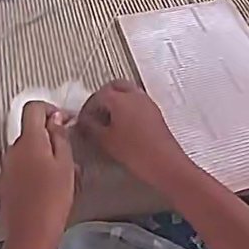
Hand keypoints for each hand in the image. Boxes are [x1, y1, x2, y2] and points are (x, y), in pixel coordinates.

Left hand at [1, 100, 75, 240]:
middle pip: (31, 130)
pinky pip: (22, 165)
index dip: (50, 109)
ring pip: (28, 149)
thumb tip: (55, 119)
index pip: (33, 108)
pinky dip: (36, 167)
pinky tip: (50, 185)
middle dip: (50, 135)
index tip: (65, 121)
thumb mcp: (66, 164)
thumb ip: (60, 137)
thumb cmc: (53, 198)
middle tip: (69, 151)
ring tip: (63, 173)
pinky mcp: (6, 182)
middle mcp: (13, 149)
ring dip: (44, 153)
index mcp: (29, 141)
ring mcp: (7, 166)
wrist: (32, 232)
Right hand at [76, 80, 198, 191]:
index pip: (98, 95)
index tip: (84, 119)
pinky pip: (138, 102)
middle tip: (96, 113)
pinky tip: (124, 126)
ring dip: (117, 101)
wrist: (163, 162)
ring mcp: (147, 102)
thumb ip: (90, 127)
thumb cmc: (135, 151)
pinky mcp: (155, 112)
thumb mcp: (105, 140)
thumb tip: (84, 121)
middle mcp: (134, 95)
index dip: (88, 107)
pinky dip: (128, 107)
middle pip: (115, 86)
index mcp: (119, 98)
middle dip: (103, 97)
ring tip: (109, 120)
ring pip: (128, 92)